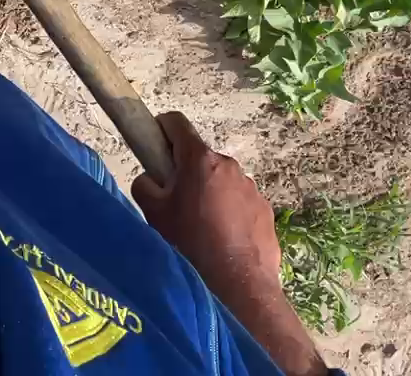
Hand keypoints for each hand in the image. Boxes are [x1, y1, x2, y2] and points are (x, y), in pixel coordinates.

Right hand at [132, 112, 282, 283]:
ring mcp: (251, 187)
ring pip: (220, 180)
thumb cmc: (191, 244)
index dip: (160, 130)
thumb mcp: (153, 212)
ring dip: (209, 193)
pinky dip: (229, 212)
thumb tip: (152, 179)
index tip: (155, 148)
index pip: (175, 123)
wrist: (238, 287)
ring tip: (202, 228)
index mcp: (199, 159)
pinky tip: (223, 239)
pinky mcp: (265, 209)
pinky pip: (239, 201)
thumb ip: (145, 183)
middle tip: (177, 203)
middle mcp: (228, 164)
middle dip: (186, 171)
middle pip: (199, 156)